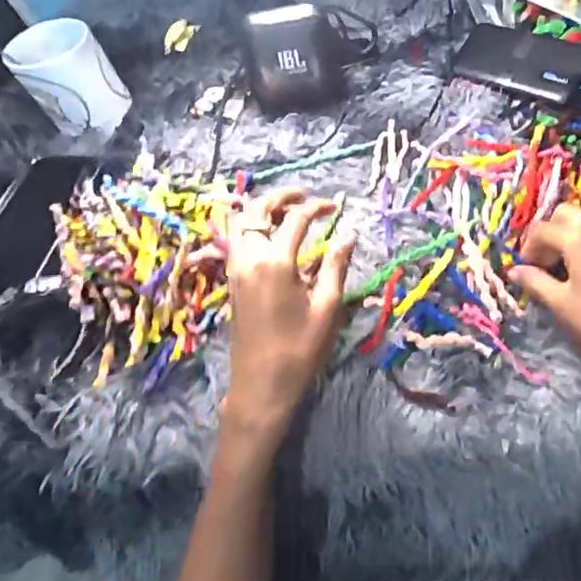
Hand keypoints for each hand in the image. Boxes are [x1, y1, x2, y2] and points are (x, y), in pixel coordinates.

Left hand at [222, 188, 355, 446]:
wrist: (260, 385)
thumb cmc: (299, 350)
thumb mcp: (327, 307)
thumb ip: (336, 265)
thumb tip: (349, 233)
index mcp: (275, 263)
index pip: (296, 219)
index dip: (317, 207)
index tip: (335, 207)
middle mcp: (250, 258)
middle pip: (258, 210)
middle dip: (282, 196)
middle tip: (306, 196)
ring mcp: (236, 269)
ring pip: (241, 222)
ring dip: (263, 209)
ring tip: (288, 210)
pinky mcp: (232, 280)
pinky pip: (236, 239)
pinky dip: (251, 226)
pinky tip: (270, 233)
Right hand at [510, 203, 580, 395]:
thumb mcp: (563, 304)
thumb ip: (535, 282)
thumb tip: (514, 271)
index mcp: (578, 236)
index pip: (541, 229)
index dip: (527, 248)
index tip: (527, 269)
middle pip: (564, 213)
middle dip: (549, 233)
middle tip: (546, 262)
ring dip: (571, 234)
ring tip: (568, 265)